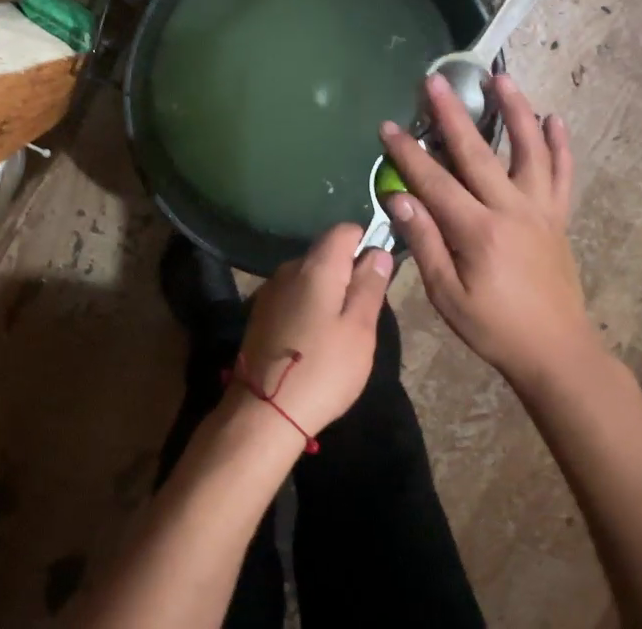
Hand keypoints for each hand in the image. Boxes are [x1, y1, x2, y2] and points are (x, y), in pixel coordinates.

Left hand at [235, 224, 392, 436]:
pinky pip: (294, 296)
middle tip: (366, 311)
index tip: (380, 271)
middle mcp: (288, 269)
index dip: (366, 241)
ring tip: (344, 330)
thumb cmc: (323, 368)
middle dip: (349, 271)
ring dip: (330, 292)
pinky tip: (317, 338)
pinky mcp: (261, 313)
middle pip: (325, 253)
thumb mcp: (359, 329)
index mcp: (315, 267)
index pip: (343, 231)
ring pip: (309, 276)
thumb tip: (378, 251)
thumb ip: (369, 286)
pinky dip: (311, 306)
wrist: (265, 409)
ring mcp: (270, 291)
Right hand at [378, 73, 599, 388]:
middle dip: (453, 114)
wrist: (557, 352)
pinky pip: (562, 174)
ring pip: (529, 150)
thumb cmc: (493, 328)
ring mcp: (540, 211)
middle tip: (435, 80)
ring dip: (516, 111)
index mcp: (478, 231)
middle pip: (478, 153)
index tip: (387, 126)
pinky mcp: (557, 218)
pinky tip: (553, 119)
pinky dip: (559, 145)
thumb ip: (425, 243)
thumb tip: (399, 199)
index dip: (407, 153)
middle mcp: (512, 210)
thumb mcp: (446, 295)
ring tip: (503, 78)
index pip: (434, 182)